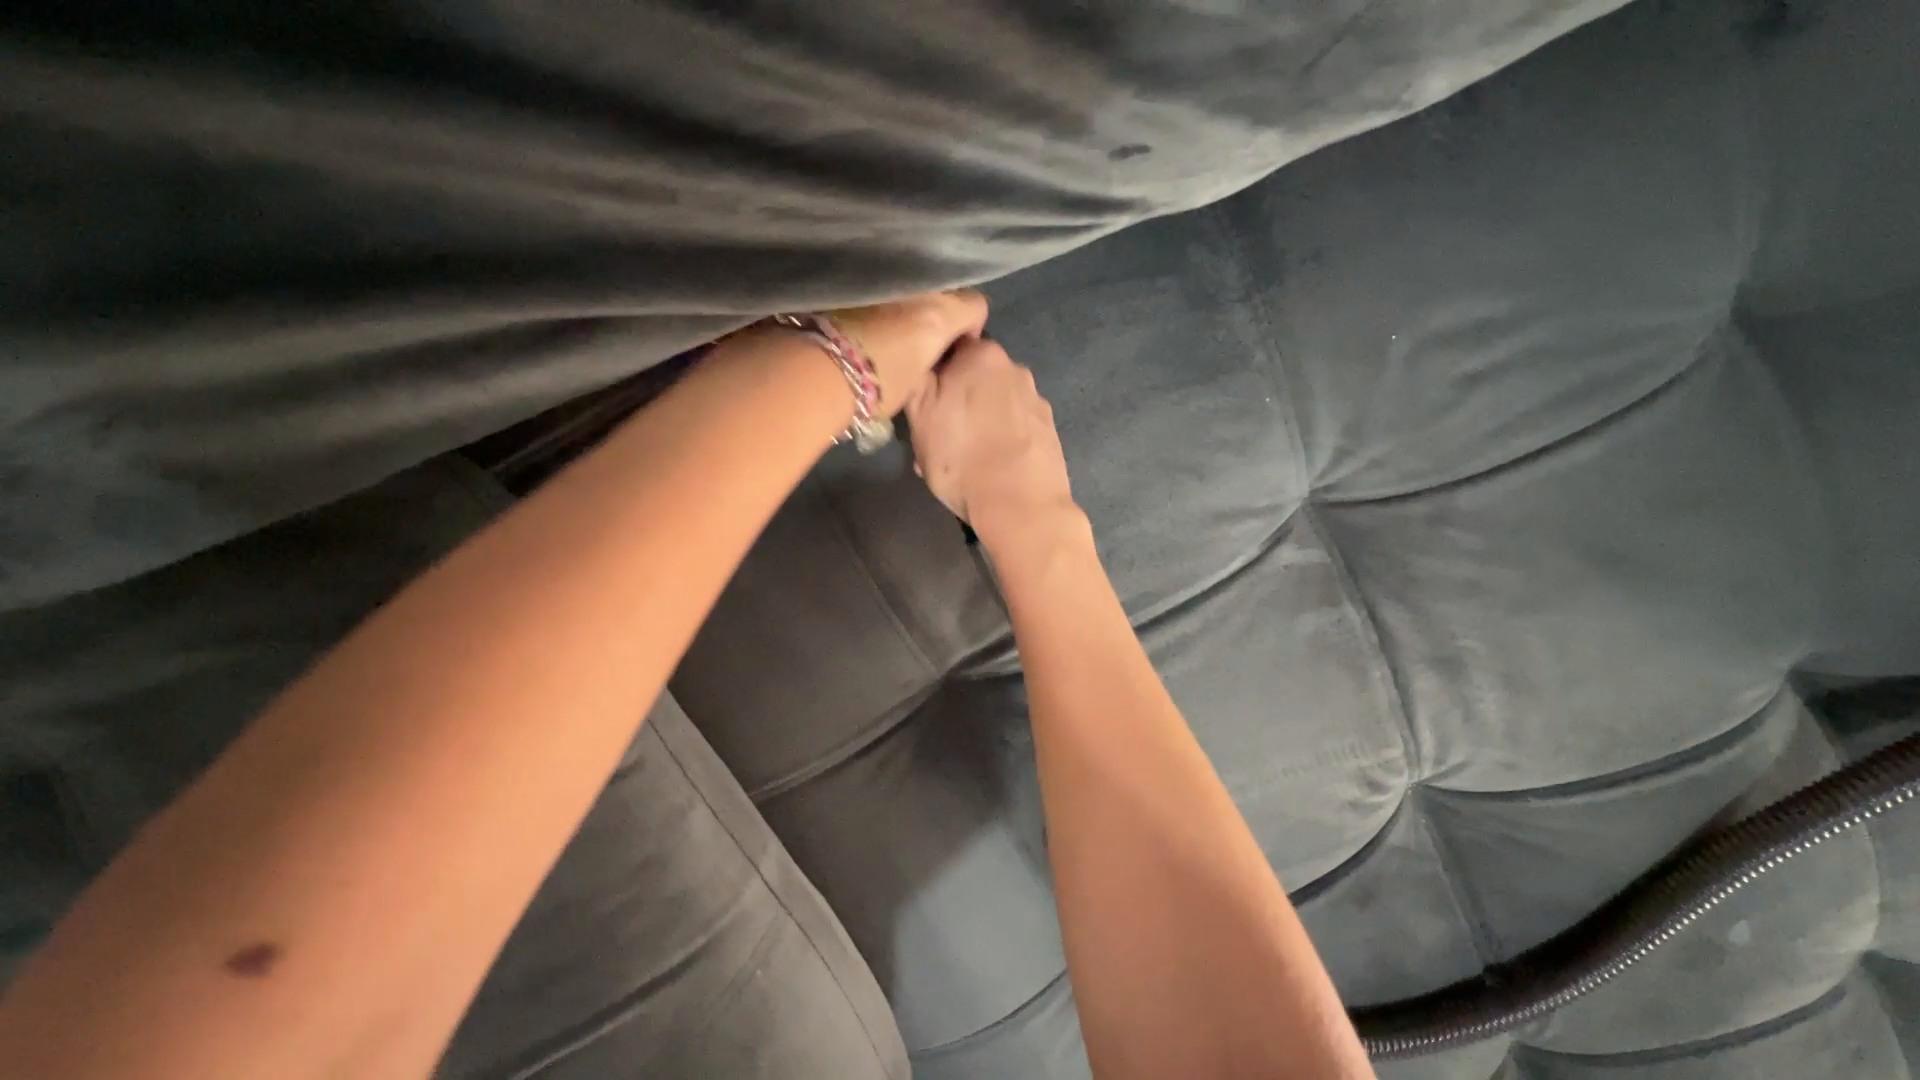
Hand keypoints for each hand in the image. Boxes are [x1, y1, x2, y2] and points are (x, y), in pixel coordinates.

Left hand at [829, 289, 989, 416]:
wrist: (812, 369)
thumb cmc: (872, 385)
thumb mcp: (916, 382)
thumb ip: (931, 355)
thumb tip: (930, 350)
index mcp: (939, 311)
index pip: (975, 305)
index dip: (968, 325)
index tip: (953, 344)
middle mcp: (916, 284)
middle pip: (941, 289)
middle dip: (936, 308)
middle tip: (919, 336)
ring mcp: (881, 274)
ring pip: (907, 281)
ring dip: (904, 300)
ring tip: (889, 327)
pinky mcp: (848, 273)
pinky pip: (874, 281)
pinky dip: (875, 296)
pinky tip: (863, 318)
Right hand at [905, 337, 1076, 545]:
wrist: (1022, 507)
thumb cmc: (962, 458)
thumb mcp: (920, 417)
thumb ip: (918, 379)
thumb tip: (922, 362)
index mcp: (982, 354)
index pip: (950, 346)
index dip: (934, 371)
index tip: (923, 398)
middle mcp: (1015, 367)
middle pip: (976, 375)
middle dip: (958, 397)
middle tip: (939, 432)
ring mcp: (1037, 399)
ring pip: (996, 402)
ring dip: (980, 420)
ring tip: (965, 457)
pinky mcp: (1050, 430)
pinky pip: (1016, 427)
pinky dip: (1002, 439)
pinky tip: (991, 467)